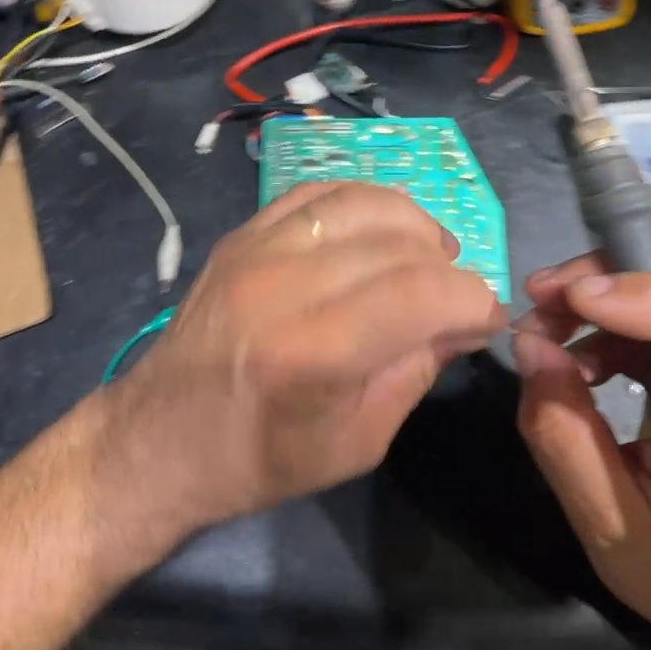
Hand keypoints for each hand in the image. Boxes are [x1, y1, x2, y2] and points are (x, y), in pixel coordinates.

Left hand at [107, 181, 504, 529]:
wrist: (162, 437)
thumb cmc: (262, 457)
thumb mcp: (358, 441)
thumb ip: (417, 370)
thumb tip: (467, 321)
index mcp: (315, 349)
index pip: (423, 293)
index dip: (474, 301)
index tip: (487, 319)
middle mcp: (284, 283)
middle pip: (399, 242)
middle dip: (449, 268)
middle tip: (458, 297)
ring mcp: (256, 248)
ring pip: (361, 201)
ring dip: (411, 224)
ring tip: (427, 255)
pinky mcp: (241, 234)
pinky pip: (316, 191)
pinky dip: (360, 203)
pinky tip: (376, 230)